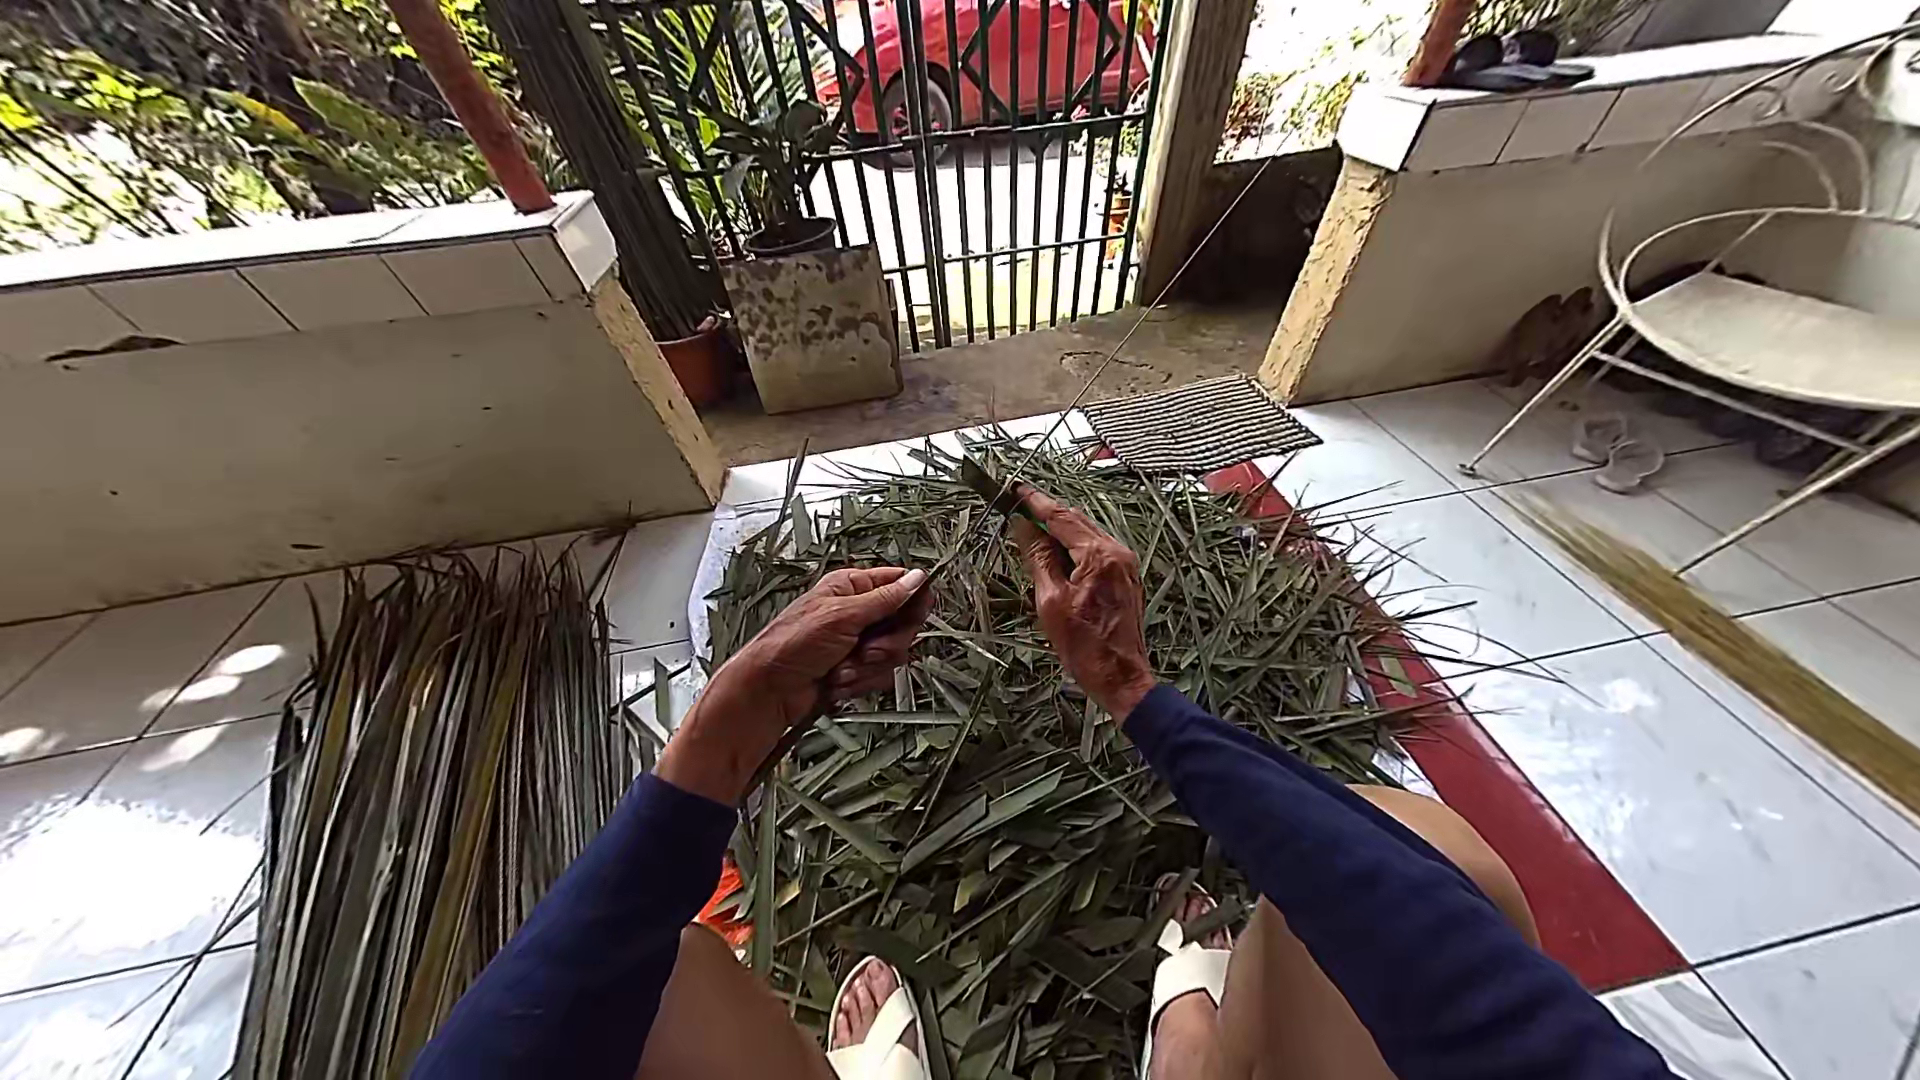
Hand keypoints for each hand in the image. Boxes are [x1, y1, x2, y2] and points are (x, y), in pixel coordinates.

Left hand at [658, 566, 934, 803]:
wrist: (768, 692)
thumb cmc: (790, 645)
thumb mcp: (842, 616)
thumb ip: (885, 599)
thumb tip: (916, 579)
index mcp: (851, 587)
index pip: (899, 584)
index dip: (913, 599)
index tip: (914, 615)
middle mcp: (857, 612)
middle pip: (903, 623)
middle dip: (887, 643)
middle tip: (866, 649)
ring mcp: (857, 642)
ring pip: (893, 653)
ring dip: (869, 667)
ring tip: (843, 668)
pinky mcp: (855, 668)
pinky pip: (879, 675)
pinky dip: (860, 682)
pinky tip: (838, 682)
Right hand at [1010, 488, 1157, 721]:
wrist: (1120, 676)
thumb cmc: (1084, 646)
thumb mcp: (1050, 600)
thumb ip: (1038, 558)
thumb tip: (1024, 527)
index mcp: (1100, 556)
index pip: (1062, 517)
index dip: (1036, 502)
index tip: (1016, 490)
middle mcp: (1118, 553)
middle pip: (1076, 521)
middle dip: (1047, 514)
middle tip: (1018, 509)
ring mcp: (1125, 564)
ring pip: (1086, 534)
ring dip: (1059, 530)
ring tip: (1031, 532)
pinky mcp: (1125, 576)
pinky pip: (1095, 550)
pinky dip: (1073, 546)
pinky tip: (1055, 555)